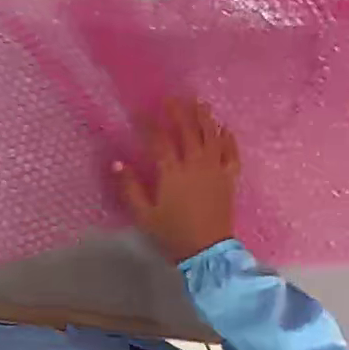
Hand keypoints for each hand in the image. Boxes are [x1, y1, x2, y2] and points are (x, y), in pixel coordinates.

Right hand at [114, 99, 240, 262]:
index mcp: (172, 173)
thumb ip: (130, 188)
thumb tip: (117, 163)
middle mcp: (195, 164)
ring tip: (198, 103)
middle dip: (178, 112)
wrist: (208, 251)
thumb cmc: (172, 233)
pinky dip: (228, 138)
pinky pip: (231, 152)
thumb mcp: (144, 214)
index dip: (149, 124)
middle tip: (171, 98)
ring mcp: (215, 169)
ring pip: (211, 136)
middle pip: (188, 131)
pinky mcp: (229, 178)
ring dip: (204, 117)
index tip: (140, 112)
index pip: (159, 140)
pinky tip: (224, 128)